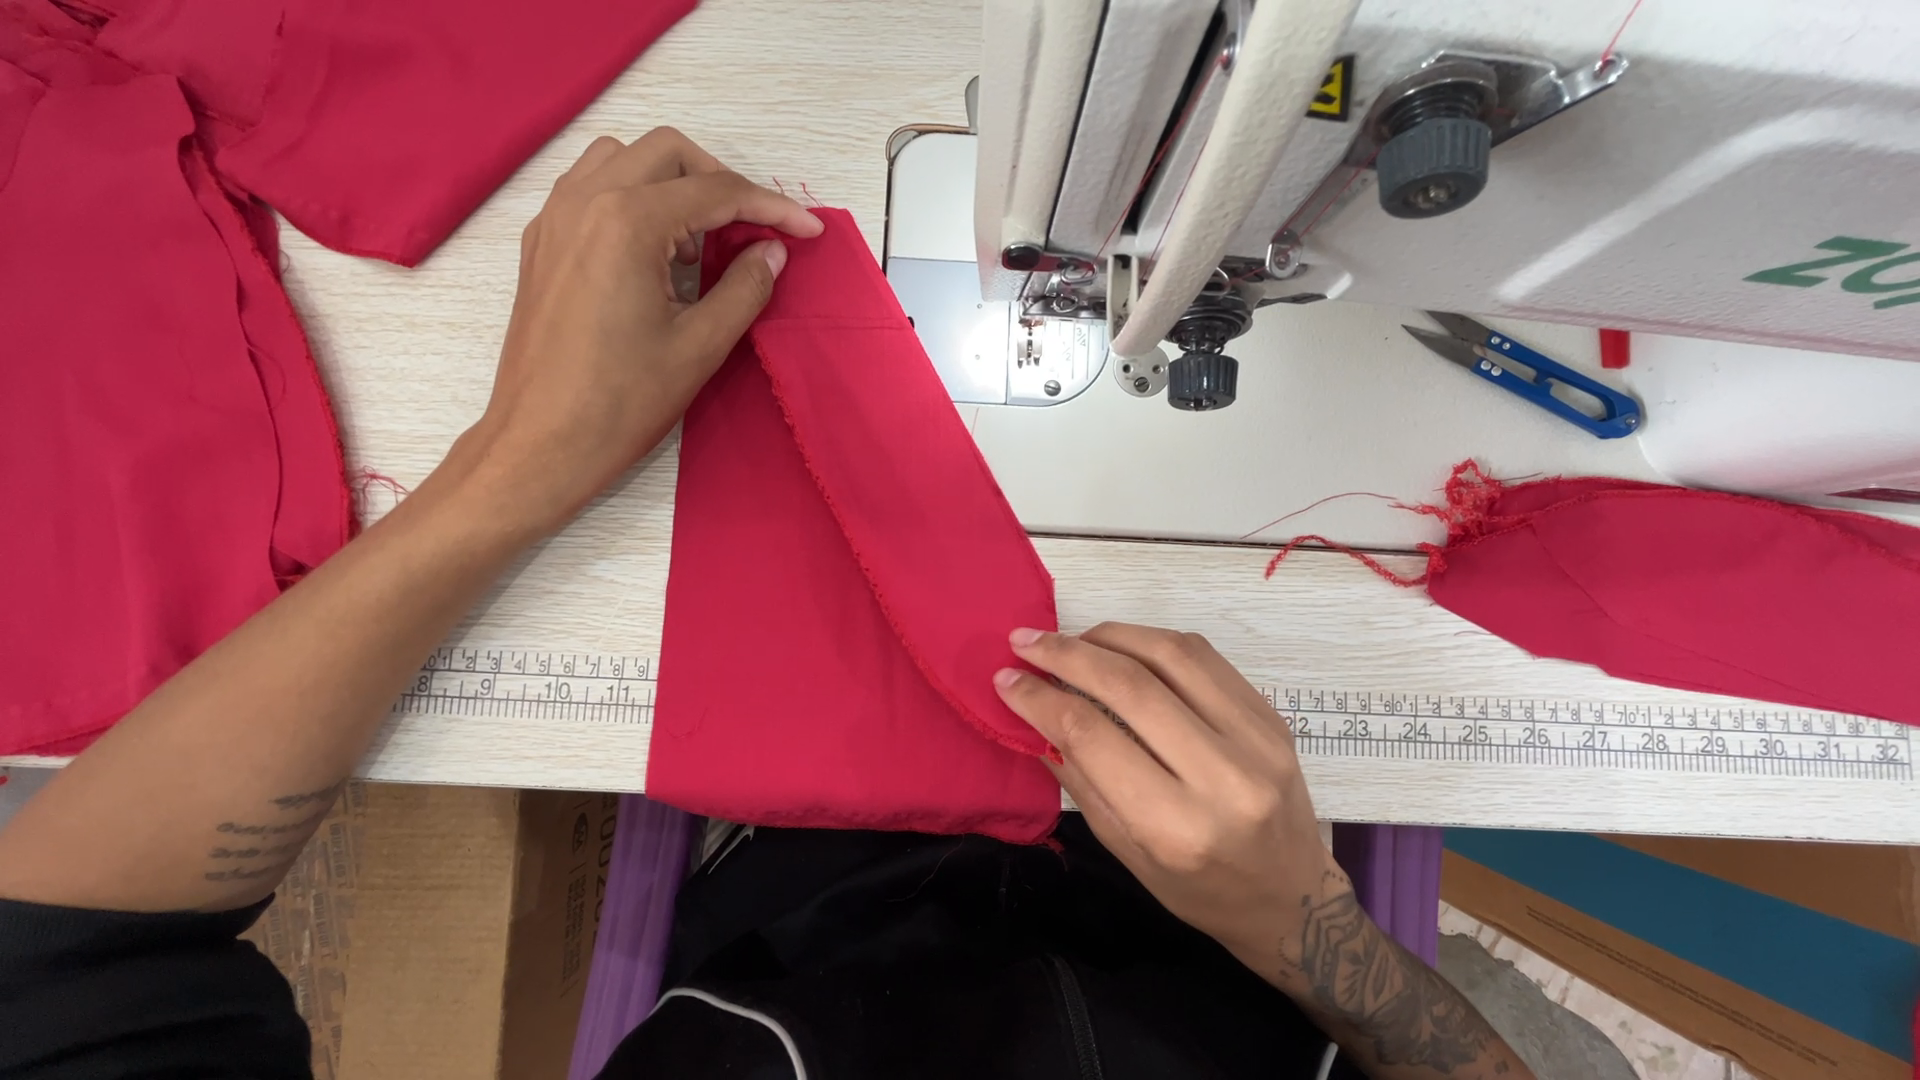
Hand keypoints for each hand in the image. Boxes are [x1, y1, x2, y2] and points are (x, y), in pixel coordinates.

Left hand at [446, 127, 822, 535]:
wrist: (543, 441)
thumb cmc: (624, 400)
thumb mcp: (701, 346)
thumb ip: (745, 288)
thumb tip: (773, 251)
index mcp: (628, 222)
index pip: (715, 190)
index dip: (771, 207)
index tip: (808, 230)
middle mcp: (585, 201)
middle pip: (667, 152)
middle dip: (720, 180)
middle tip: (752, 229)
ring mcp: (555, 218)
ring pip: (623, 159)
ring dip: (673, 183)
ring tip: (698, 243)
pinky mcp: (542, 242)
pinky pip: (591, 188)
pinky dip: (633, 199)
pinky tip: (654, 253)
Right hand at [992, 623, 1349, 986]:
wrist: (1292, 896)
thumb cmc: (1198, 889)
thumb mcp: (1125, 851)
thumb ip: (1080, 777)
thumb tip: (1034, 714)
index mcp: (1177, 826)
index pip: (1092, 736)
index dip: (1040, 698)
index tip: (1005, 678)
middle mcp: (1223, 776)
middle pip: (1129, 686)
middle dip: (1066, 654)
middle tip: (1025, 642)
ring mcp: (1256, 739)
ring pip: (1169, 654)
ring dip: (1108, 636)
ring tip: (1070, 640)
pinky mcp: (1270, 714)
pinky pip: (1202, 656)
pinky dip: (1151, 640)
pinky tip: (1120, 646)